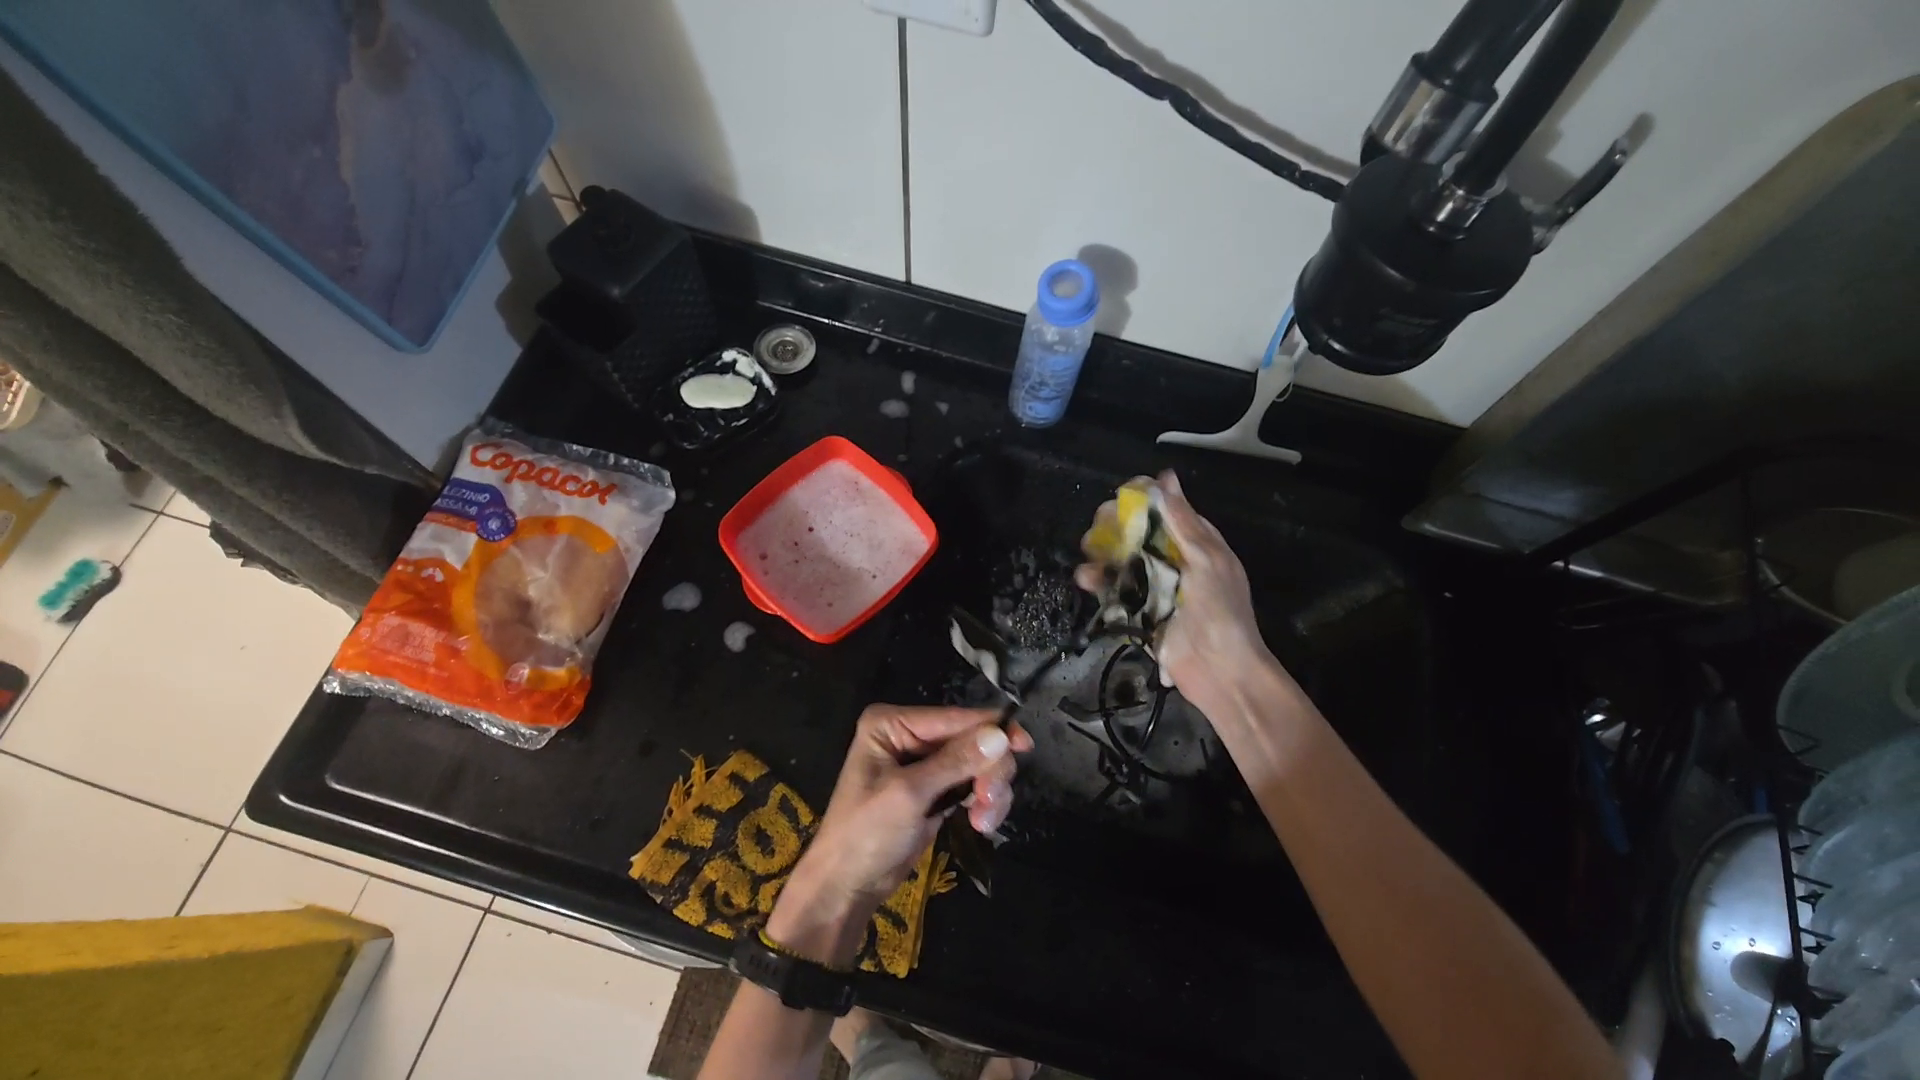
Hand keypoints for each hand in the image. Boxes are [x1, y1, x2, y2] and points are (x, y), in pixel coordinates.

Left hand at [791, 705, 1031, 912]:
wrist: (846, 885)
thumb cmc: (866, 833)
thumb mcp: (910, 794)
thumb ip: (956, 763)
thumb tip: (1000, 736)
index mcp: (892, 724)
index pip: (954, 718)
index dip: (992, 730)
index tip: (1025, 746)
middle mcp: (910, 736)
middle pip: (972, 740)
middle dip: (988, 771)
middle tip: (989, 801)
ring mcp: (925, 764)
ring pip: (979, 764)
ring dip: (989, 791)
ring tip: (983, 822)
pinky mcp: (937, 790)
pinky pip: (974, 785)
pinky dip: (984, 802)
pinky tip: (980, 824)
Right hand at [1078, 470, 1279, 718]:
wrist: (1220, 671)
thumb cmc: (1221, 611)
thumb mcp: (1207, 559)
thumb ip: (1183, 521)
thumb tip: (1165, 478)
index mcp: (1196, 543)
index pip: (1165, 509)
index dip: (1143, 499)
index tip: (1123, 495)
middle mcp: (1172, 560)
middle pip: (1136, 532)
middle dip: (1115, 525)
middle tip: (1101, 525)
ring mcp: (1153, 586)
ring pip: (1120, 559)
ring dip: (1101, 551)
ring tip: (1088, 548)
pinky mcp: (1136, 611)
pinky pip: (1113, 591)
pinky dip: (1097, 581)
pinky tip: (1085, 577)